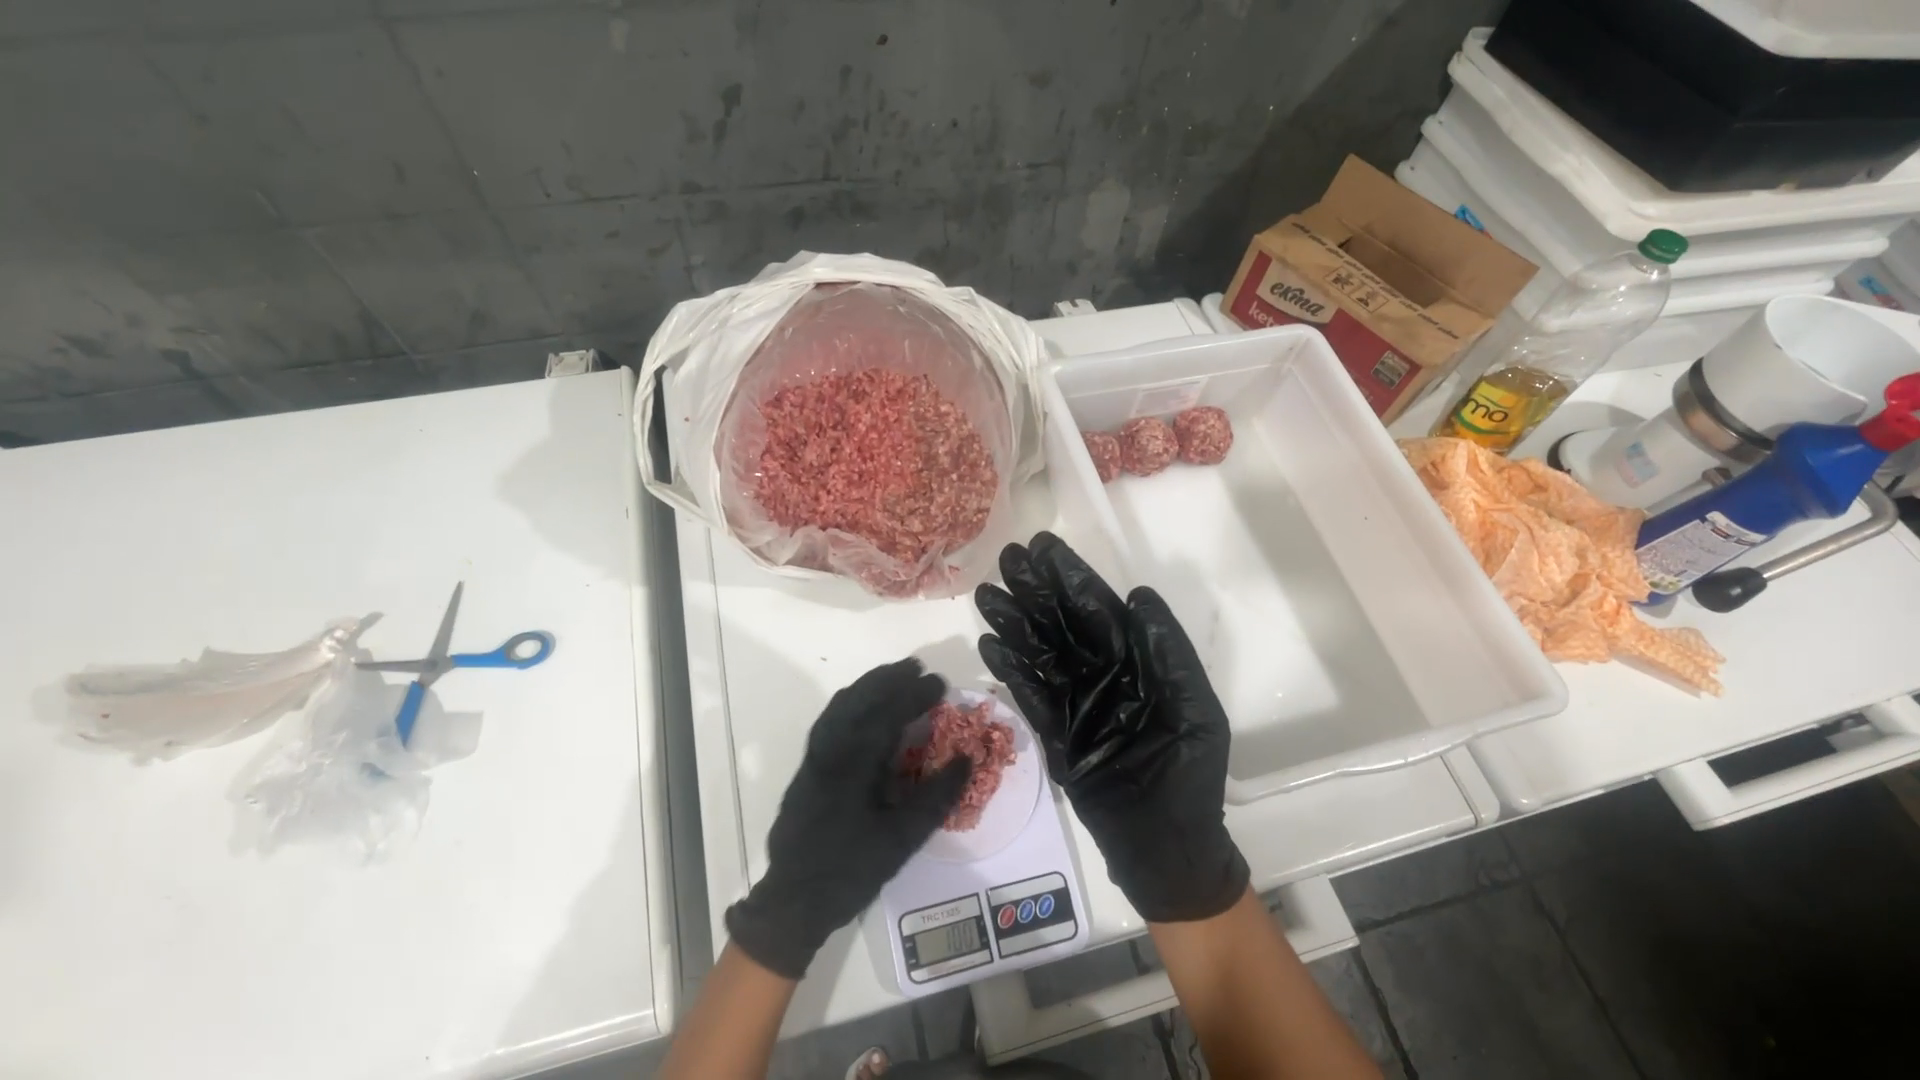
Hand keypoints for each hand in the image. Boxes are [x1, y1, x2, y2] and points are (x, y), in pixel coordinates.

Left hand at [725, 658, 972, 978]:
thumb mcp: (904, 839)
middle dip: (889, 680)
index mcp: (854, 764)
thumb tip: (966, 759)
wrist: (794, 899)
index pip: (888, 714)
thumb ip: (937, 796)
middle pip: (860, 700)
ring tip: (894, 677)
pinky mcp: (806, 768)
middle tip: (918, 668)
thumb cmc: (852, 870)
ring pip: (840, 707)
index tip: (941, 684)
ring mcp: (813, 758)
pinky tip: (862, 707)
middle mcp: (829, 751)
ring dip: (868, 687)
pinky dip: (849, 703)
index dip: (915, 695)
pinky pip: (829, 720)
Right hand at [976, 532, 1247, 921]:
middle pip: (1063, 623)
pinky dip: (1010, 668)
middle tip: (1007, 557)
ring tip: (986, 593)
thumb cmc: (1189, 775)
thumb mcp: (1196, 712)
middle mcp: (1102, 674)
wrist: (1163, 844)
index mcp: (1138, 663)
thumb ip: (1169, 654)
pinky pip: (1029, 694)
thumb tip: (1140, 597)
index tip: (1045, 548)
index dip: (1073, 578)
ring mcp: (1075, 701)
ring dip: (1014, 622)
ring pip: (1039, 652)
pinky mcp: (1054, 731)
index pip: (1100, 611)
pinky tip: (990, 642)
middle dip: (1036, 590)